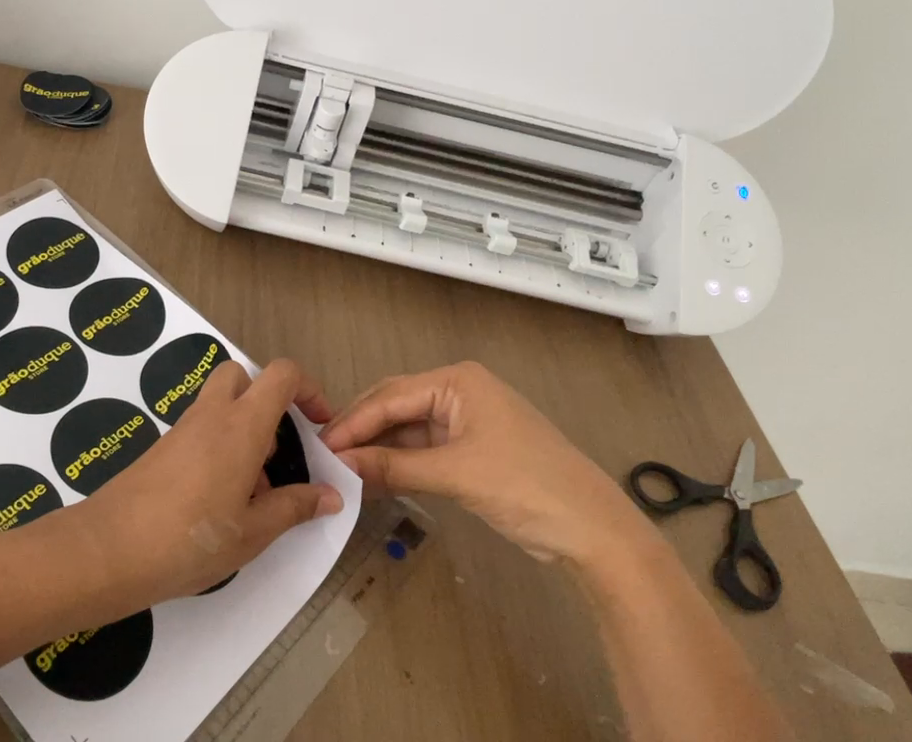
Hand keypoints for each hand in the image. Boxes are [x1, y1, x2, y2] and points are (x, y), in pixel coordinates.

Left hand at [74, 359, 343, 605]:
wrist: (109, 549)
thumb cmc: (191, 538)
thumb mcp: (254, 531)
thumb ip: (294, 507)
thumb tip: (331, 495)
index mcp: (241, 425)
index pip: (281, 375)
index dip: (308, 390)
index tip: (319, 426)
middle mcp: (211, 414)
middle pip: (243, 377)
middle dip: (267, 402)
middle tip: (278, 453)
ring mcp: (182, 430)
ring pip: (220, 406)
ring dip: (244, 432)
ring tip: (253, 493)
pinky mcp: (161, 449)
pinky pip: (200, 432)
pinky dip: (219, 450)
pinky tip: (220, 503)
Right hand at [321, 361, 649, 566]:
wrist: (592, 529)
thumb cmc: (525, 485)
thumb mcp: (456, 474)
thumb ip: (395, 467)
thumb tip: (342, 466)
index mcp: (458, 381)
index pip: (391, 396)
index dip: (353, 422)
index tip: (320, 447)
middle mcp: (459, 393)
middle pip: (396, 406)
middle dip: (362, 430)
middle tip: (324, 456)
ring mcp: (466, 422)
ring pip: (407, 430)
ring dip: (378, 449)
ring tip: (341, 469)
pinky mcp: (471, 451)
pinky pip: (423, 451)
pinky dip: (399, 464)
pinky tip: (373, 478)